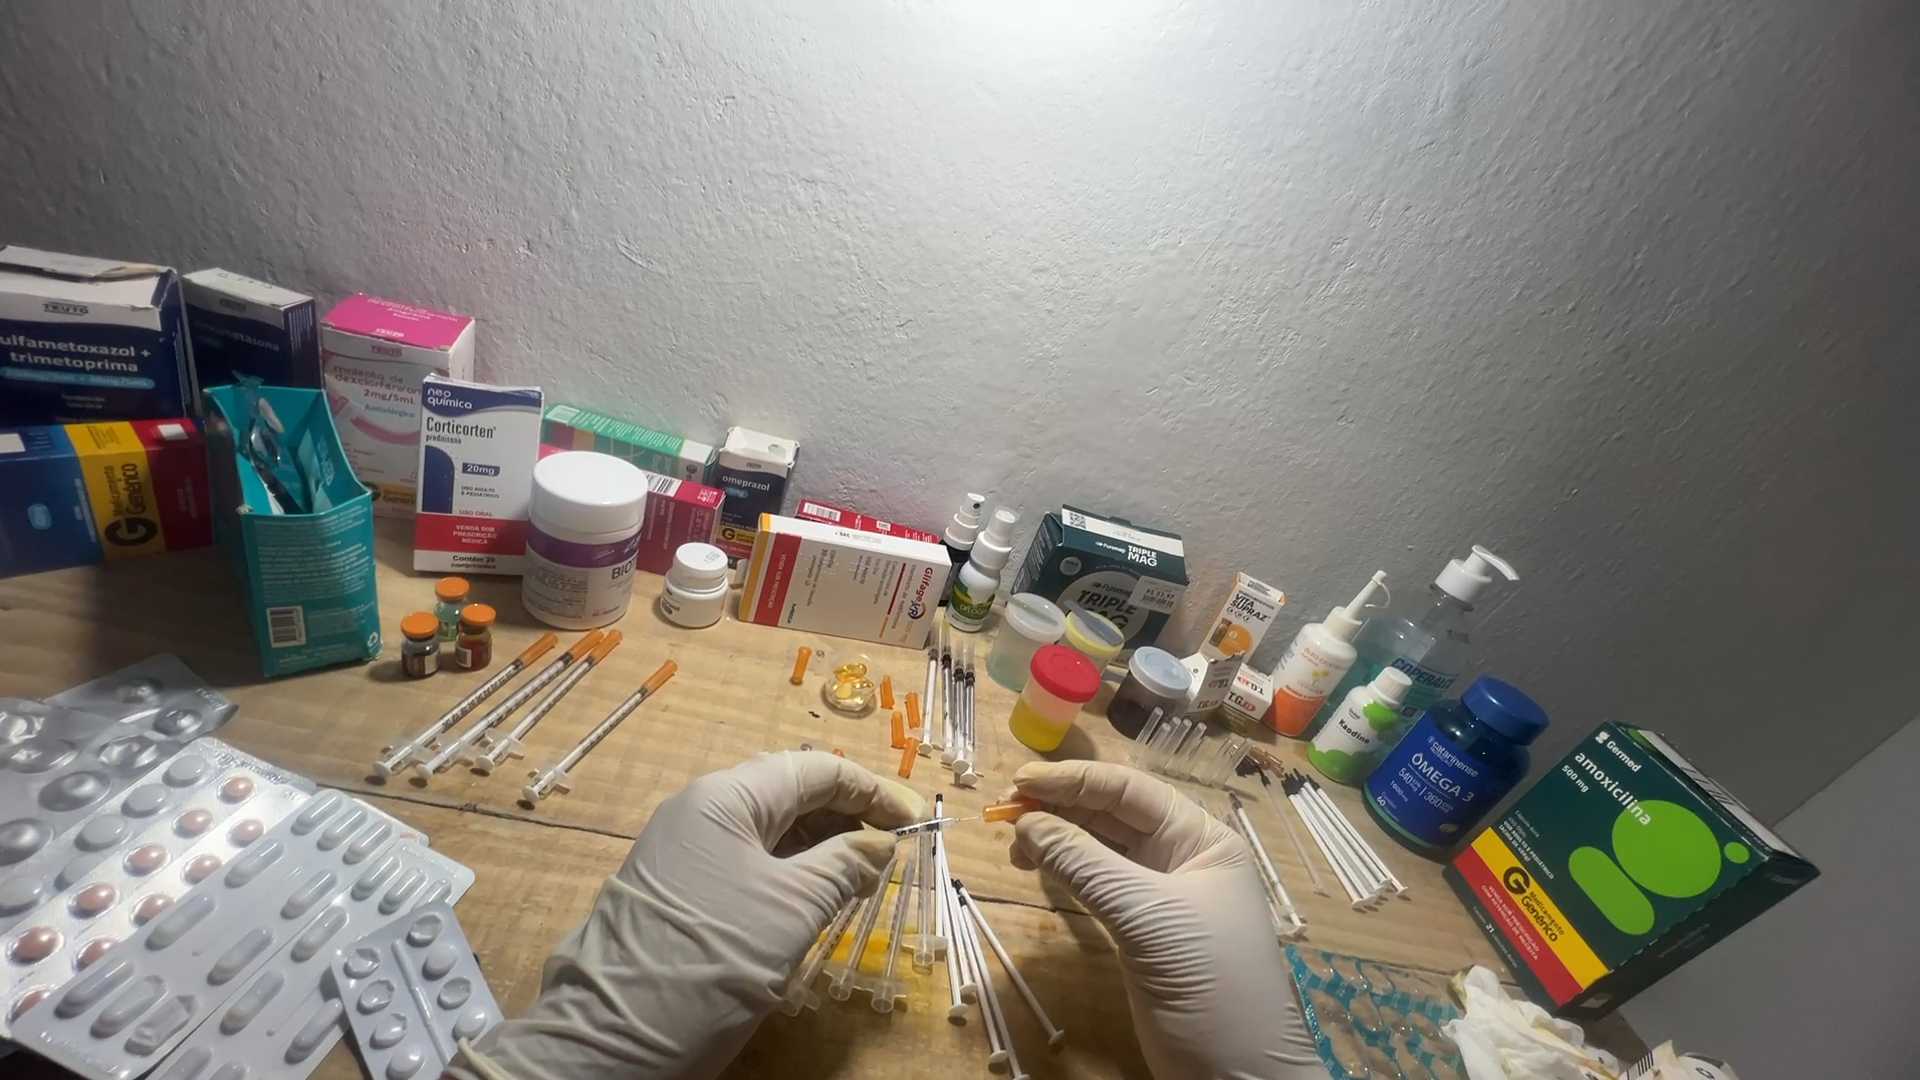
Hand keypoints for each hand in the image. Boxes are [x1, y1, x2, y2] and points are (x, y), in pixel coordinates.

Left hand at [451, 751, 923, 1079]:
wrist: (601, 1050)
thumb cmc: (708, 965)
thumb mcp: (791, 910)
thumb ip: (845, 864)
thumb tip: (882, 843)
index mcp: (726, 797)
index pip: (814, 770)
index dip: (871, 791)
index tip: (916, 821)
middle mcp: (704, 809)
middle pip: (793, 793)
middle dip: (850, 815)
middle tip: (896, 848)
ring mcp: (689, 848)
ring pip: (773, 828)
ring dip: (825, 844)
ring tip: (868, 874)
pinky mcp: (684, 886)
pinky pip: (752, 860)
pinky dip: (795, 870)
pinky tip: (824, 892)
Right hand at [1009, 760, 1322, 1079]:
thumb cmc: (1211, 985)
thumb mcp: (1148, 918)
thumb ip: (1084, 865)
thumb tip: (1026, 823)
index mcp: (1200, 836)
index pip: (1128, 790)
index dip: (1073, 779)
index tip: (1020, 780)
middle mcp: (1181, 854)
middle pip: (1110, 814)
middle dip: (1059, 807)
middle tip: (1005, 811)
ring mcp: (1159, 891)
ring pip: (1098, 847)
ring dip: (1055, 839)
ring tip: (1014, 844)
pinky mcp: (1140, 926)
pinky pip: (1095, 880)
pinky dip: (1063, 870)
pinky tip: (1036, 866)